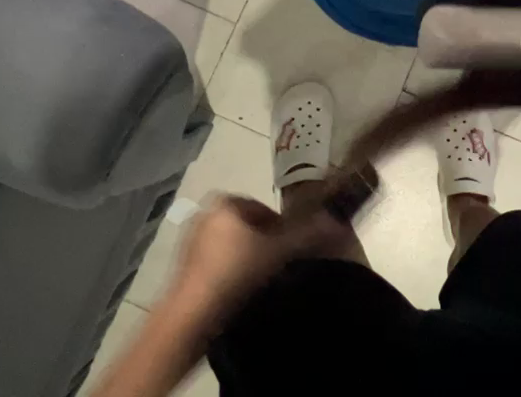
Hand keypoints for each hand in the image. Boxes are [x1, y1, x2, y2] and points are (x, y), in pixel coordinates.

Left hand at [166, 195, 342, 324]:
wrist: (190, 318)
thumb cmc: (234, 275)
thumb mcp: (278, 252)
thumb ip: (308, 234)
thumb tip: (336, 223)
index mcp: (225, 202)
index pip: (264, 209)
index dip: (282, 228)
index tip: (292, 250)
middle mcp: (205, 214)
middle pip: (248, 227)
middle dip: (265, 243)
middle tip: (280, 267)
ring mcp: (190, 241)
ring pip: (232, 246)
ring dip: (248, 259)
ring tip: (262, 283)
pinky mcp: (183, 267)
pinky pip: (217, 263)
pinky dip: (230, 273)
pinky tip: (240, 293)